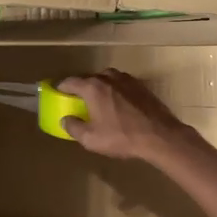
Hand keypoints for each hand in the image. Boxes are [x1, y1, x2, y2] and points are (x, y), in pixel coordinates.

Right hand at [56, 69, 195, 162]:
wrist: (159, 135)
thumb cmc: (122, 137)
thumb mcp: (92, 139)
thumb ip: (74, 127)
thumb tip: (65, 119)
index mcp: (93, 88)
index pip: (71, 81)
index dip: (61, 86)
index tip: (57, 91)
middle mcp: (108, 78)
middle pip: (89, 78)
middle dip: (81, 87)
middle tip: (77, 99)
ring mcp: (126, 79)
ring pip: (106, 78)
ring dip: (100, 86)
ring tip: (98, 100)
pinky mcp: (140, 85)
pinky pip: (121, 83)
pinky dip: (115, 90)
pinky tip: (118, 103)